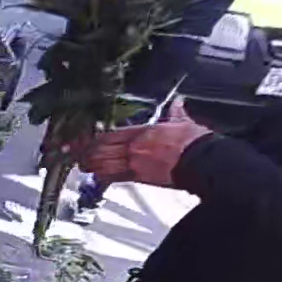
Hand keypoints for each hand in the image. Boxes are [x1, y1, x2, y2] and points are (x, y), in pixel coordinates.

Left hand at [81, 99, 211, 187]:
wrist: (203, 160)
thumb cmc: (195, 142)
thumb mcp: (183, 122)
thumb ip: (176, 113)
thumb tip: (178, 104)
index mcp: (142, 131)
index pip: (111, 134)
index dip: (95, 138)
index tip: (85, 140)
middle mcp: (134, 146)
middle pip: (102, 149)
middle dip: (88, 152)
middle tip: (78, 155)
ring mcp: (135, 162)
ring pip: (105, 163)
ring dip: (92, 164)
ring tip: (83, 165)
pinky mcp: (140, 177)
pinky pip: (116, 176)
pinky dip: (105, 176)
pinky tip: (97, 176)